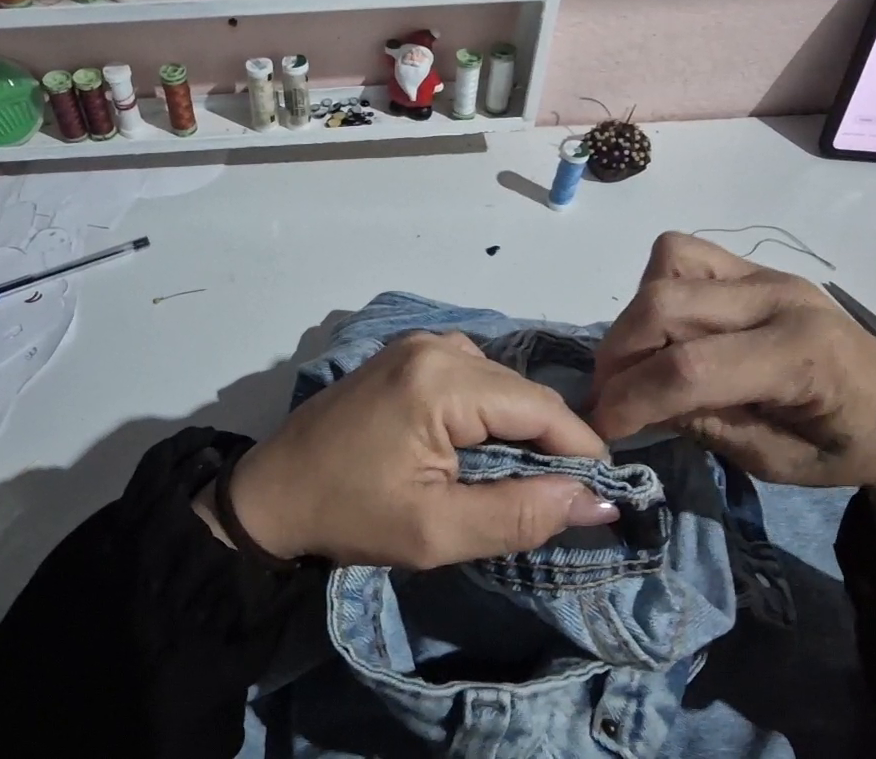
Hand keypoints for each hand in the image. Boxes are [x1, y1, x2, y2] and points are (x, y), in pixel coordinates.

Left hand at [208, 332, 619, 568]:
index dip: (582, 452)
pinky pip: (471, 376)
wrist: (270, 493)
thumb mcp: (437, 531)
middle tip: (564, 498)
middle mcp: (436, 345)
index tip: (605, 497)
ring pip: (500, 383)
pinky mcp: (405, 355)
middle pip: (522, 391)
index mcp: (442, 380)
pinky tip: (481, 449)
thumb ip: (521, 514)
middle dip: (552, 443)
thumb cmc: (349, 515)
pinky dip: (489, 412)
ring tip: (521, 480)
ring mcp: (417, 344)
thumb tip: (597, 502)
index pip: (541, 408)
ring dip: (520, 428)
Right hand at [590, 234, 875, 577]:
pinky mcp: (753, 266)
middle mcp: (781, 299)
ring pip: (668, 266)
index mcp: (803, 358)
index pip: (691, 368)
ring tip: (634, 362)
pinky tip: (663, 330)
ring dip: (634, 319)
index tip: (600, 427)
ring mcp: (766, 273)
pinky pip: (682, 255)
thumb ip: (704, 426)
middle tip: (607, 397)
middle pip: (666, 306)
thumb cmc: (847, 447)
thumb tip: (632, 404)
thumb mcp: (776, 462)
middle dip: (619, 356)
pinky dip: (655, 290)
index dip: (631, 398)